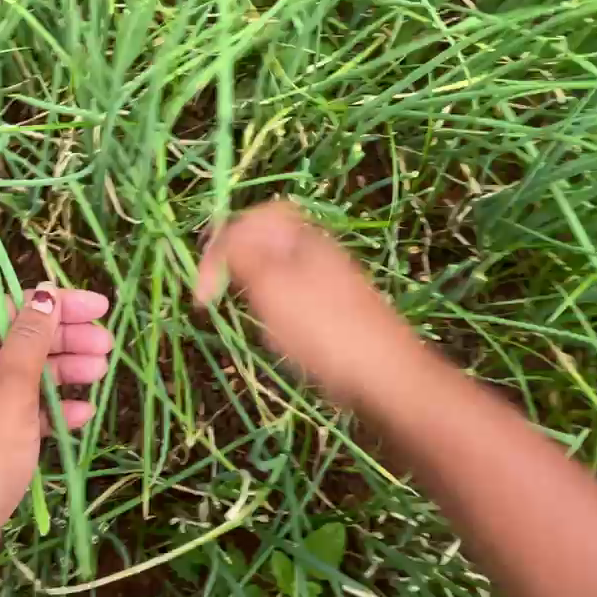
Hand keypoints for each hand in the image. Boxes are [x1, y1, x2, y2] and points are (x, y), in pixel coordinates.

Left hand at [0, 284, 110, 596]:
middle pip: (23, 341)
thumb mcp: (9, 387)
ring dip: (64, 372)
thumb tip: (44, 294)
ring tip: (101, 372)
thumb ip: (30, 339)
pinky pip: (24, 415)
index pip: (14, 308)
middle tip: (107, 345)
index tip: (99, 307)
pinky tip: (80, 414)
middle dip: (66, 338)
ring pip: (27, 378)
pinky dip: (52, 410)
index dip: (57, 303)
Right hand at [196, 200, 426, 409]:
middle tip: (224, 296)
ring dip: (259, 297)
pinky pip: (295, 302)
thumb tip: (222, 238)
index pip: (254, 217)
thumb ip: (240, 255)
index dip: (225, 238)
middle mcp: (318, 252)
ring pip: (278, 275)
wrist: (389, 379)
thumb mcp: (271, 286)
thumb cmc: (325, 330)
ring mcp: (331, 282)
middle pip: (265, 244)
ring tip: (260, 324)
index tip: (207, 274)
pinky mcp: (337, 312)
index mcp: (303, 237)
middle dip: (240, 269)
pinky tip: (286, 341)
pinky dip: (280, 317)